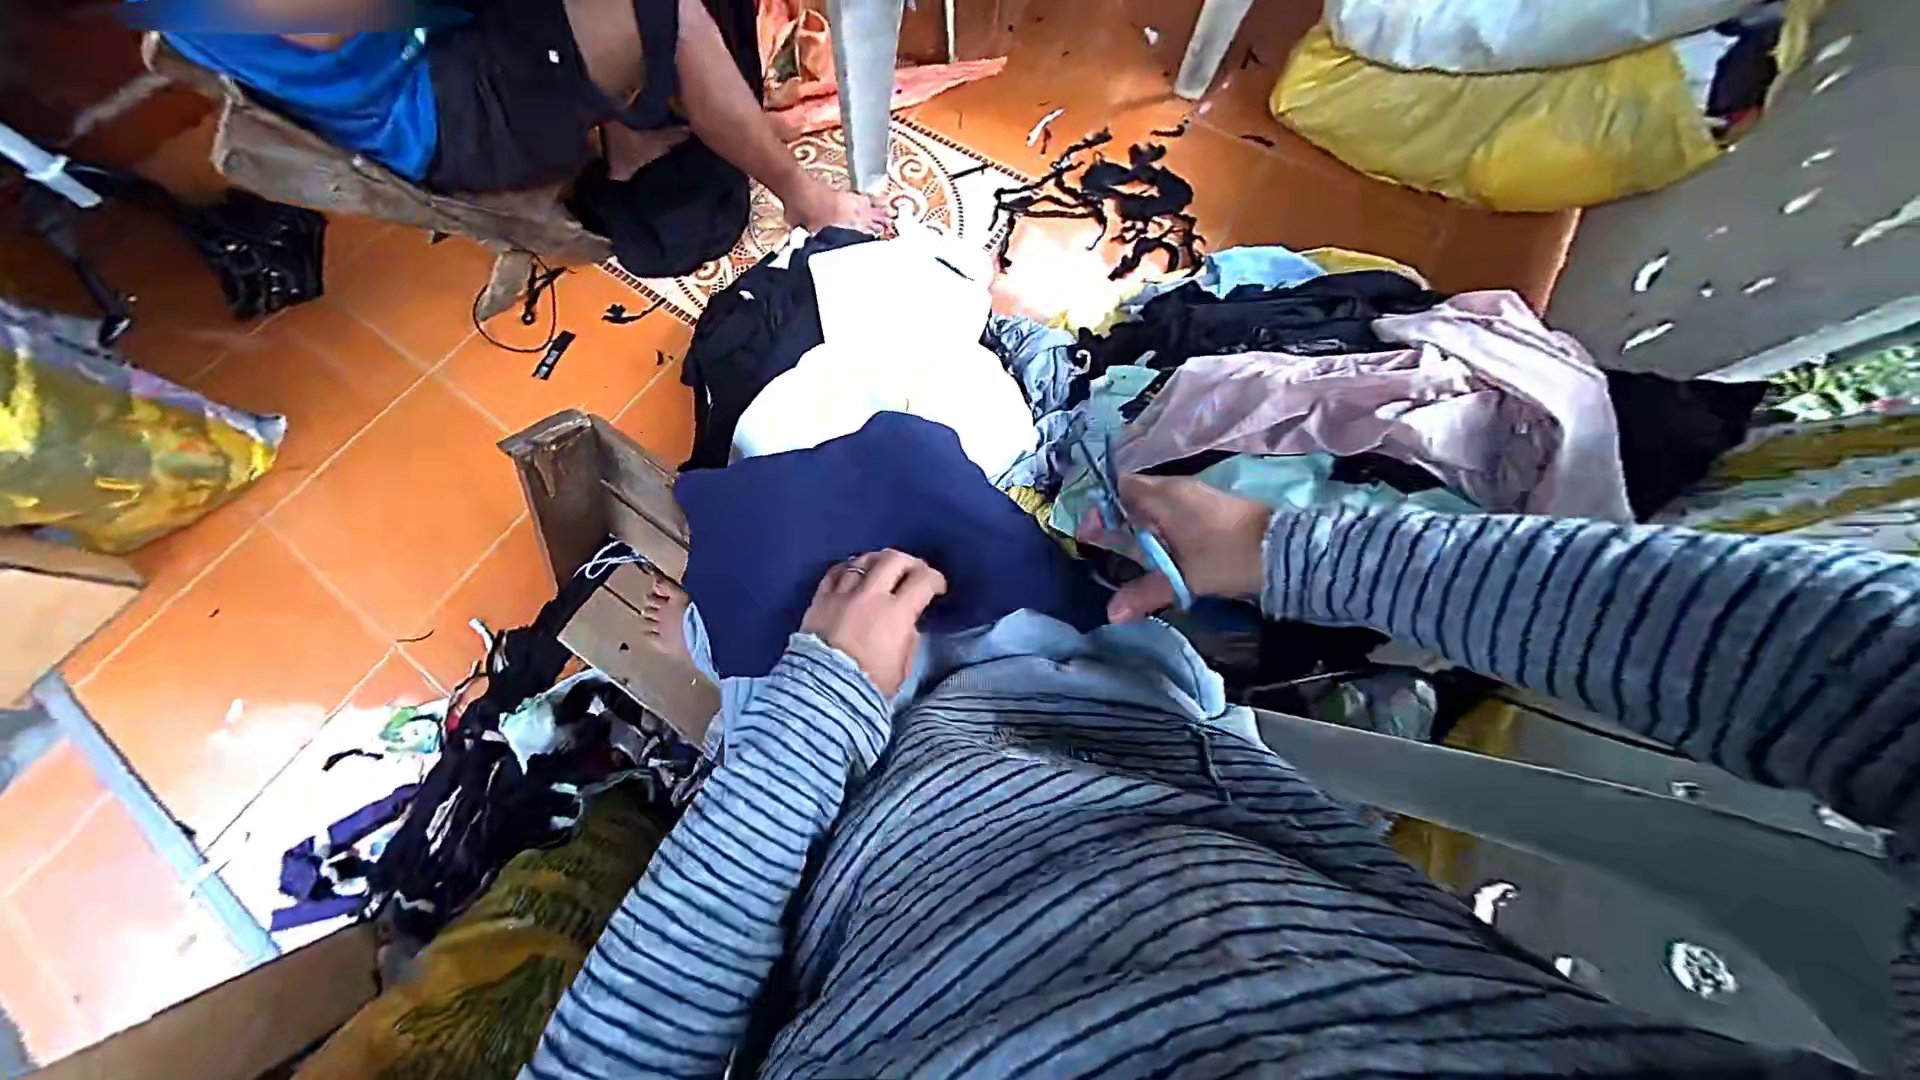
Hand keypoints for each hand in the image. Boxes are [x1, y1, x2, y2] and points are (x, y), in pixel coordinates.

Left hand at [800, 550, 947, 696]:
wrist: (823, 693)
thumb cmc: (868, 686)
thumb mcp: (902, 668)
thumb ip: (908, 639)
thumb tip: (906, 624)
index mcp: (896, 614)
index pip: (923, 581)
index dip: (936, 579)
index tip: (938, 587)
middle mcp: (870, 596)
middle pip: (893, 560)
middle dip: (911, 562)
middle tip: (915, 572)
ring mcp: (842, 594)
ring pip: (864, 560)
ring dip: (880, 560)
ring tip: (885, 568)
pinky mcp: (820, 599)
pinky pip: (836, 571)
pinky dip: (850, 567)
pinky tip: (855, 570)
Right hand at [1094, 476, 1273, 622]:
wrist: (1286, 551)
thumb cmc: (1229, 556)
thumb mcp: (1184, 577)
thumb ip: (1145, 593)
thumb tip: (1111, 614)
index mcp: (1164, 496)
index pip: (1119, 487)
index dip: (1099, 507)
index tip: (1090, 532)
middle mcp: (1176, 489)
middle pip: (1132, 495)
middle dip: (1115, 518)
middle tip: (1102, 544)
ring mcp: (1195, 496)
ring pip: (1152, 504)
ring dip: (1137, 523)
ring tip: (1126, 550)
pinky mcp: (1209, 509)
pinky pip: (1170, 511)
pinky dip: (1157, 527)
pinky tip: (1157, 550)